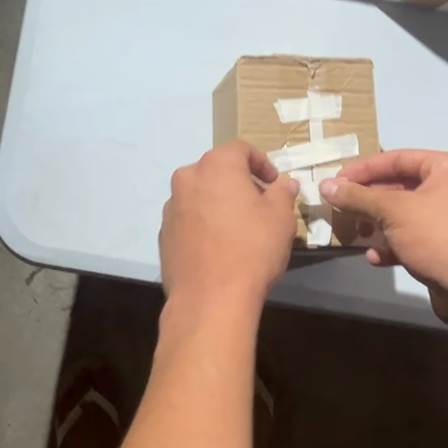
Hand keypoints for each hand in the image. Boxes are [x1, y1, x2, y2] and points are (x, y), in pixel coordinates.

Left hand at [159, 142, 298, 309]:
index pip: (240, 149)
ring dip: (219, 202)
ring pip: (200, 194)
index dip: (262, 163)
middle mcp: (187, 179)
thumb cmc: (251, 249)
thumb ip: (282, 193)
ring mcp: (171, 206)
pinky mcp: (164, 233)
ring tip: (239, 227)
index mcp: (215, 166)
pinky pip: (188, 218)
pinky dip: (203, 223)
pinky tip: (218, 246)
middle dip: (239, 182)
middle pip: (217, 170)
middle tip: (260, 204)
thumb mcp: (280, 218)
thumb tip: (284, 184)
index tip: (274, 183)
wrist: (210, 298)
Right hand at [318, 150, 447, 325]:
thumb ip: (357, 196)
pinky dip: (395, 243)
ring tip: (357, 233)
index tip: (336, 181)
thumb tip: (325, 185)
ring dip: (378, 223)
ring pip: (406, 213)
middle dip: (369, 200)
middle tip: (341, 206)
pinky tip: (376, 256)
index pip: (398, 158)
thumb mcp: (391, 211)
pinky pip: (417, 235)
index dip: (363, 169)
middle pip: (402, 186)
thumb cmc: (437, 237)